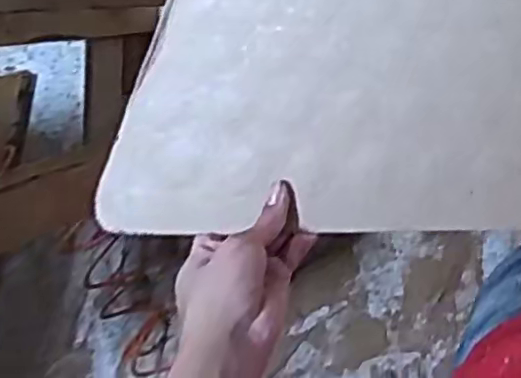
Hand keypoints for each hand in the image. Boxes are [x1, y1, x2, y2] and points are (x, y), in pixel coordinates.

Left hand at [172, 180, 318, 377]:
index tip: (262, 175)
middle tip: (292, 176)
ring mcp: (256, 270)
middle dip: (272, 207)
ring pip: (277, 237)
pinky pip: (294, 251)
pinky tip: (314, 218)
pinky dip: (304, 238)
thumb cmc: (220, 298)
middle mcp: (231, 260)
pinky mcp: (278, 278)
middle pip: (256, 225)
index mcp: (206, 253)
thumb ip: (264, 219)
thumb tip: (279, 191)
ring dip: (291, 220)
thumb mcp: (238, 247)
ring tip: (307, 191)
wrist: (236, 344)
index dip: (244, 199)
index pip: (226, 218)